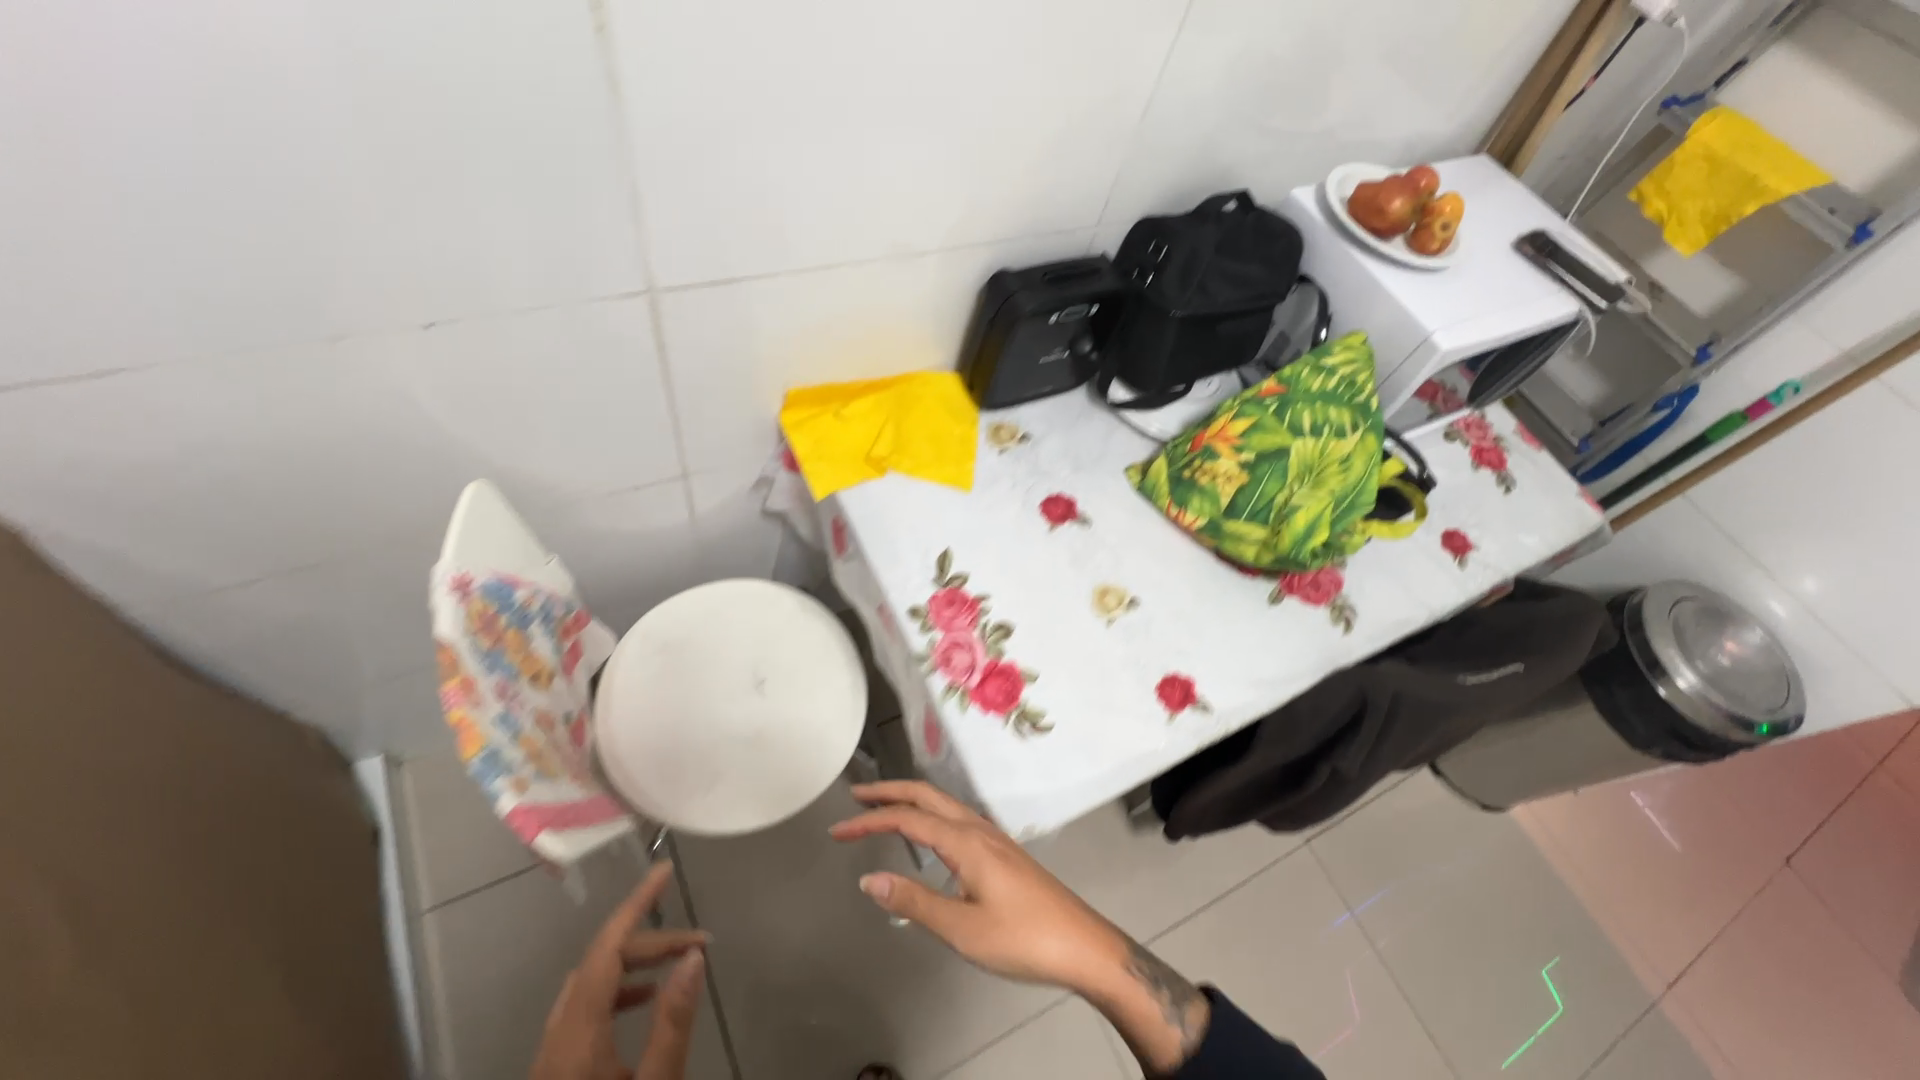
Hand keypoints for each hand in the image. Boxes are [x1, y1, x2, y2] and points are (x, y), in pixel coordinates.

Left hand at [531, 862, 709, 1079]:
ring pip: (590, 984)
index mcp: (578, 1034)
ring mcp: (552, 1051)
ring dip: (633, 964)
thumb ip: (673, 1022)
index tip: (665, 870)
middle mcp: (557, 1033)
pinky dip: (617, 990)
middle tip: (701, 942)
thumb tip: (693, 957)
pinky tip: (642, 1002)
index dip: (636, 904)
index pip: (607, 948)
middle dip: (650, 940)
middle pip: (600, 963)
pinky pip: (584, 1007)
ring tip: (677, 964)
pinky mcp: (556, 1066)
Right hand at [828, 781, 1126, 993]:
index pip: (907, 818)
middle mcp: (979, 829)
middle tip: (855, 797)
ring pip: (945, 805)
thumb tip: (868, 878)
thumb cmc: (1022, 938)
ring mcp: (995, 839)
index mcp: (965, 841)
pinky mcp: (1004, 853)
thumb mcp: (961, 928)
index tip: (837, 830)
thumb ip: (913, 900)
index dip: (870, 820)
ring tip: (883, 809)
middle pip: (927, 796)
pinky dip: (931, 816)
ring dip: (911, 801)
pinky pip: (957, 820)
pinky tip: (928, 837)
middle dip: (890, 792)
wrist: (1084, 945)